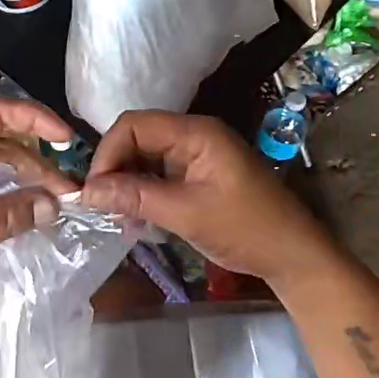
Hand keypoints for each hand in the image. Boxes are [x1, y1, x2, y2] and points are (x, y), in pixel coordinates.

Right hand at [81, 111, 341, 285]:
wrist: (291, 253)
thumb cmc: (246, 228)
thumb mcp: (187, 214)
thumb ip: (137, 197)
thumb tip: (86, 190)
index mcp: (197, 133)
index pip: (135, 124)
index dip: (108, 153)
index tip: (94, 190)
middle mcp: (195, 137)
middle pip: (139, 140)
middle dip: (116, 171)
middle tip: (102, 208)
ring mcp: (198, 158)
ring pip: (147, 160)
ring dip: (128, 186)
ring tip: (118, 218)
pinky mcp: (200, 179)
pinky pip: (161, 178)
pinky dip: (145, 196)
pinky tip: (136, 220)